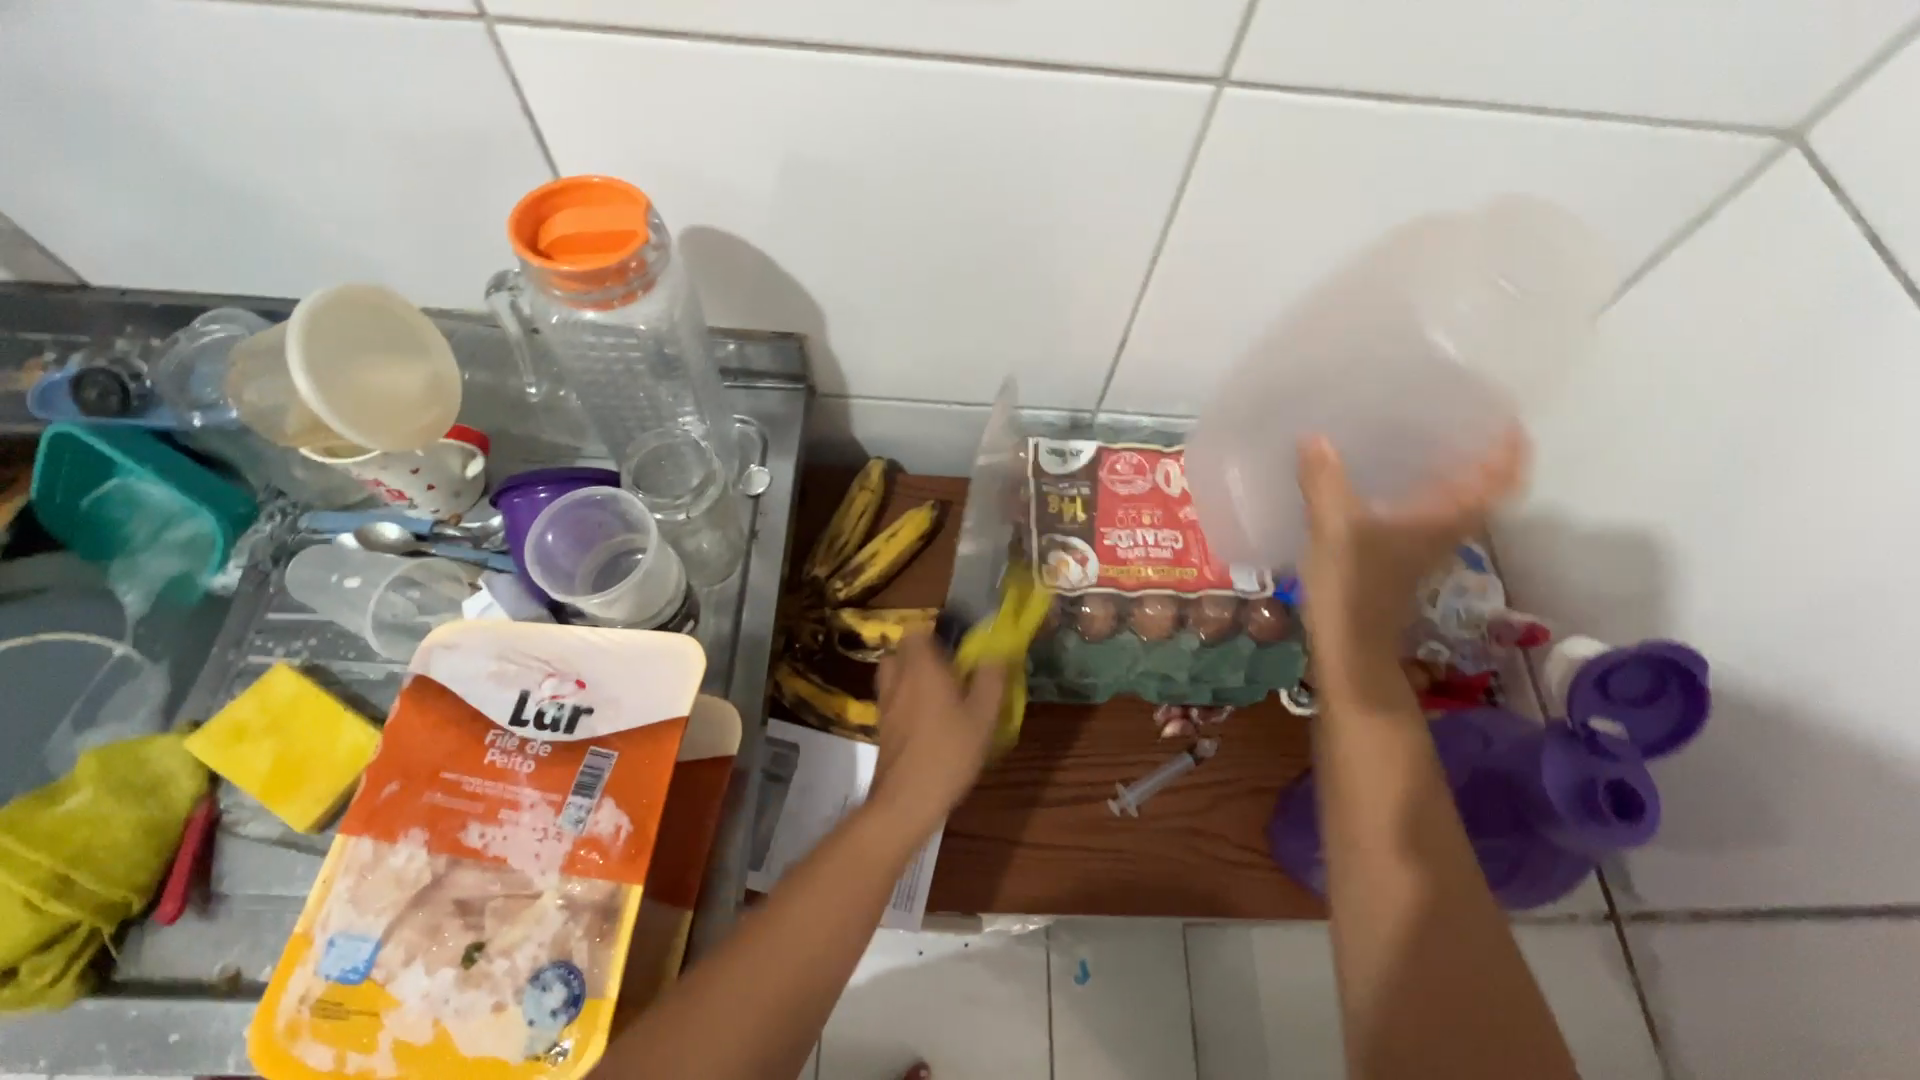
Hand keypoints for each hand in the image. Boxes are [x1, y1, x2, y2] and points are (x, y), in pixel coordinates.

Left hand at [868, 634, 1006, 833]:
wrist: (907, 799)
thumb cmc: (949, 752)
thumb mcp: (983, 716)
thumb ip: (991, 679)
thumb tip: (996, 653)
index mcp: (922, 667)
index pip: (918, 631)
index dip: (936, 636)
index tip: (958, 650)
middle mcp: (898, 679)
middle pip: (902, 651)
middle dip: (922, 655)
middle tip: (949, 672)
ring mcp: (885, 704)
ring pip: (894, 676)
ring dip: (911, 678)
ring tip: (938, 696)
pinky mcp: (880, 727)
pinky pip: (892, 700)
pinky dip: (905, 701)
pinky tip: (927, 723)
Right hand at [1296, 427, 1528, 666]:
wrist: (1350, 648)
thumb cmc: (1354, 587)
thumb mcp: (1335, 528)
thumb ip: (1325, 482)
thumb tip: (1315, 437)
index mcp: (1445, 521)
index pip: (1498, 482)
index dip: (1508, 451)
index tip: (1506, 419)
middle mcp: (1445, 534)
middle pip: (1481, 492)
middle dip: (1481, 458)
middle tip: (1463, 424)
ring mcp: (1423, 550)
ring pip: (1454, 506)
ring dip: (1452, 478)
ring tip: (1426, 445)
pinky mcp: (1399, 560)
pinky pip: (1424, 517)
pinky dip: (1420, 496)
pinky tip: (1387, 485)